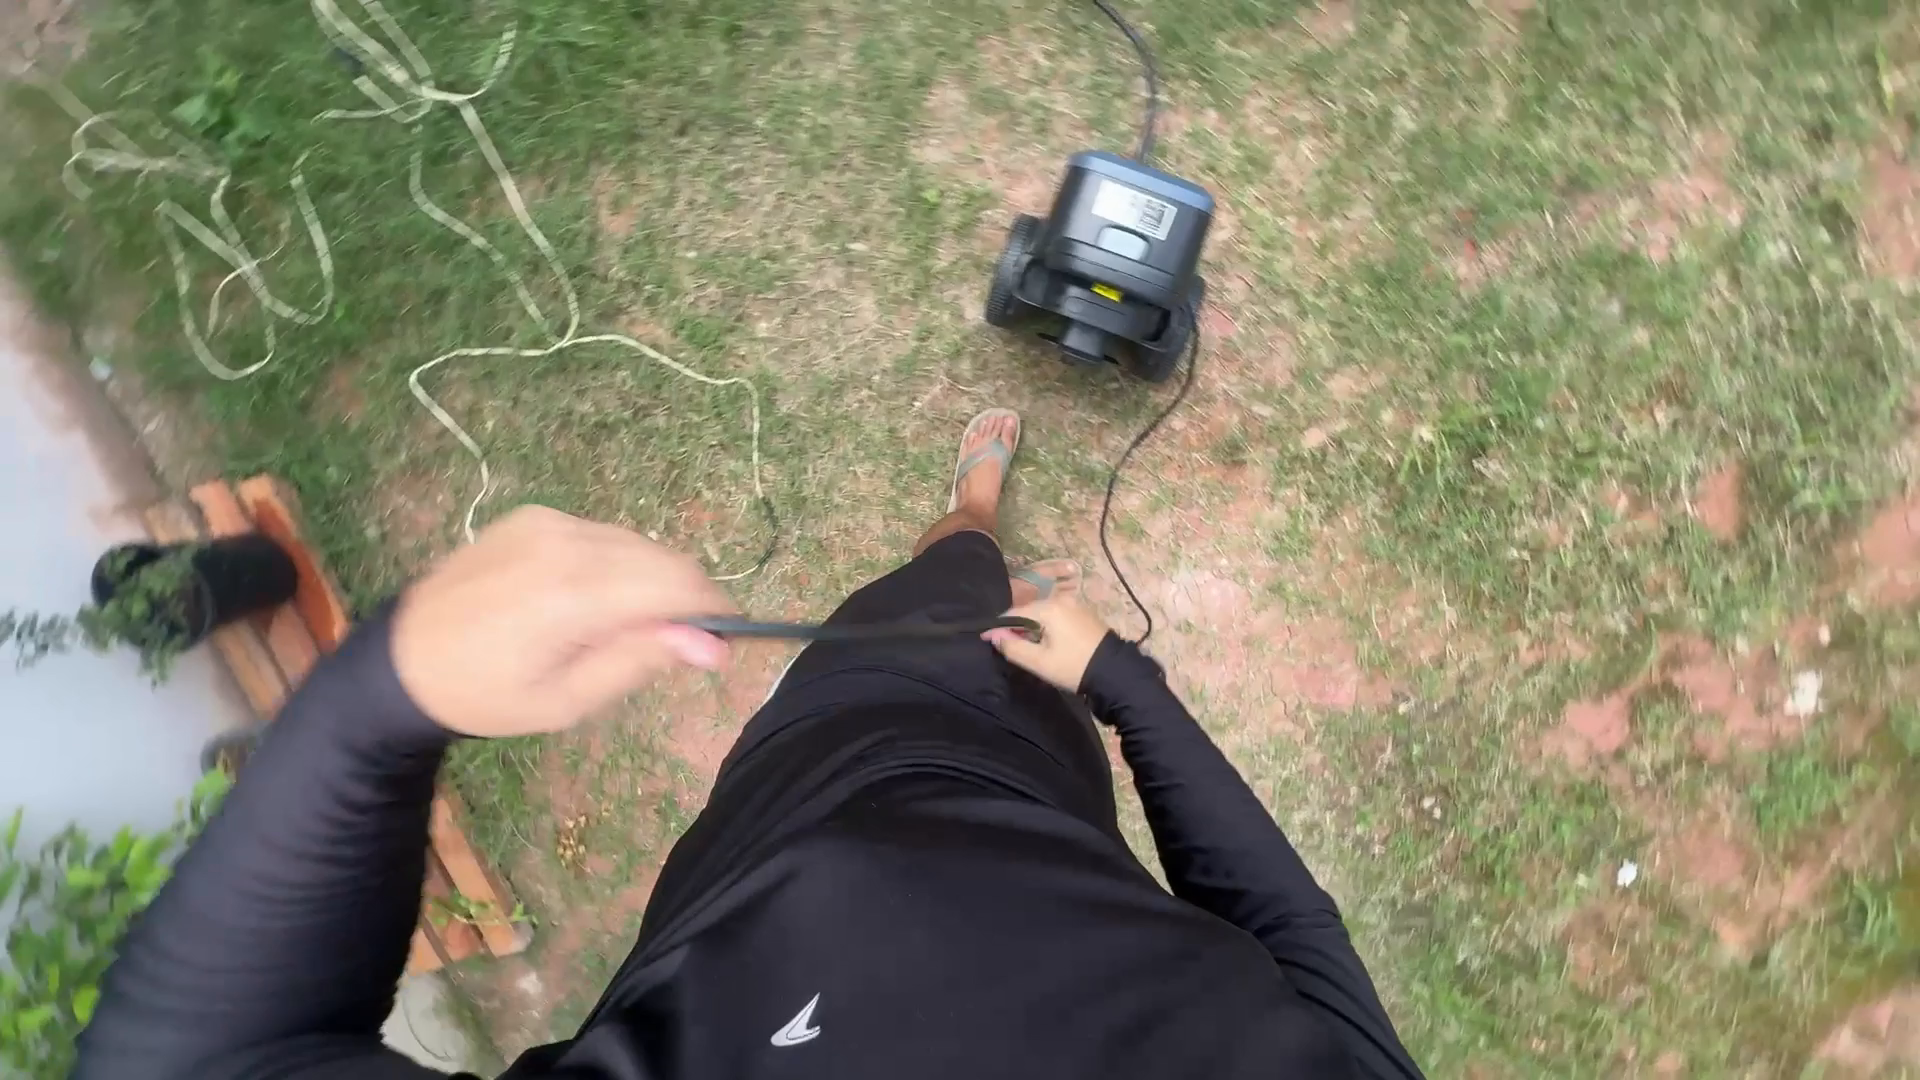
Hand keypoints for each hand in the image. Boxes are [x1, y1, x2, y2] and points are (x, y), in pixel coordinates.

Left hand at [392, 506, 735, 736]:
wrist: (400, 661)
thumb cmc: (488, 695)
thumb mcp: (567, 700)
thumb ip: (641, 661)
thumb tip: (714, 646)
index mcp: (570, 595)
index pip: (676, 585)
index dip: (714, 609)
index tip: (727, 639)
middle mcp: (564, 544)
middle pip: (666, 560)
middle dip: (690, 597)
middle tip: (682, 640)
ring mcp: (548, 522)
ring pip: (642, 545)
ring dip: (657, 580)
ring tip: (630, 621)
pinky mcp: (537, 515)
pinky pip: (609, 535)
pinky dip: (624, 563)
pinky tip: (598, 595)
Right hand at [984, 594, 1111, 691]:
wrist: (1115, 673)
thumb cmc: (1073, 667)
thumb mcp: (1039, 662)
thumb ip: (1013, 646)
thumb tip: (994, 635)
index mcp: (1048, 608)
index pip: (1013, 612)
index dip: (999, 627)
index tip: (987, 640)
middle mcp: (1061, 600)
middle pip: (1028, 611)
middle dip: (1016, 627)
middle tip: (1008, 647)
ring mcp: (1074, 605)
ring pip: (1042, 614)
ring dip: (1031, 628)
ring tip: (1027, 647)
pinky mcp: (1083, 614)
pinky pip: (1056, 616)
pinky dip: (1047, 627)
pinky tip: (1047, 643)